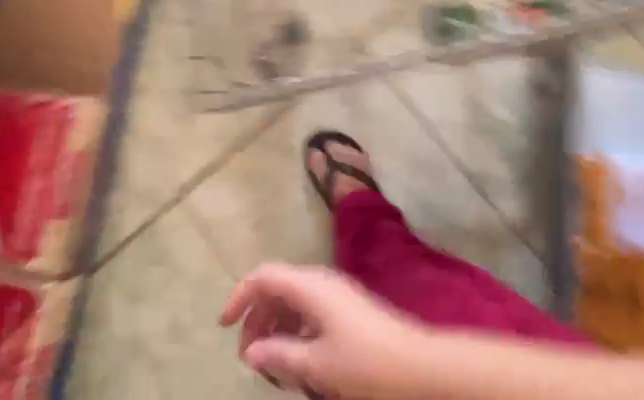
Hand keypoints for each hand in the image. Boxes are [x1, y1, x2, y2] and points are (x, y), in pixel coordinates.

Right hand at [220, 263, 430, 397]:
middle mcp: (320, 282)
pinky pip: (309, 312)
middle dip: (256, 318)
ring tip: (270, 362)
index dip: (240, 296)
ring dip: (275, 327)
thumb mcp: (317, 363)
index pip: (263, 276)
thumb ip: (279, 354)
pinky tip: (295, 359)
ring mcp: (335, 295)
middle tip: (248, 355)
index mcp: (310, 286)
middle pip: (276, 288)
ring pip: (293, 301)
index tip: (224, 325)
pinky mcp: (347, 310)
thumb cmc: (365, 362)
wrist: (419, 366)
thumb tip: (250, 351)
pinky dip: (294, 331)